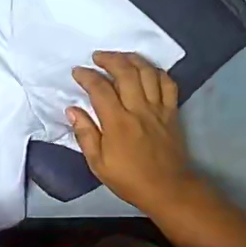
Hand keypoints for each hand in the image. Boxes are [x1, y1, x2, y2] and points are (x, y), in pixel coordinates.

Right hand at [69, 51, 201, 214]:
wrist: (167, 188)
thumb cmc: (129, 179)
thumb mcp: (98, 163)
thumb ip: (85, 134)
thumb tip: (72, 110)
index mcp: (117, 123)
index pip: (100, 89)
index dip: (87, 76)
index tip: (77, 72)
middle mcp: (138, 110)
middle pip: (125, 73)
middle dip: (109, 59)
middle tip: (97, 57)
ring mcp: (158, 109)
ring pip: (148, 73)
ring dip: (132, 59)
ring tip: (120, 57)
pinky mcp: (172, 112)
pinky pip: (168, 84)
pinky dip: (157, 72)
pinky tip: (147, 71)